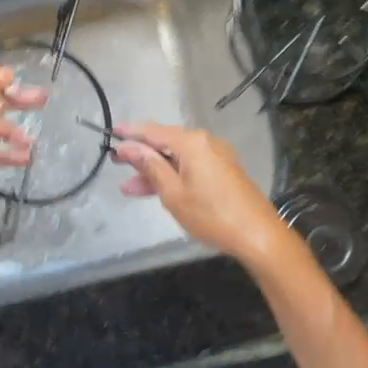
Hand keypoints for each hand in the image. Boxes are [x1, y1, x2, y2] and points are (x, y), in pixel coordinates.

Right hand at [109, 123, 286, 259]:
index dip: (130, 133)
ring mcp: (216, 157)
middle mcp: (205, 143)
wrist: (257, 235)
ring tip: (129, 187)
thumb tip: (129, 147)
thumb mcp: (173, 193)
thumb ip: (150, 167)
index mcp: (192, 143)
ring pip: (176, 158)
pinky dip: (171, 176)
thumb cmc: (210, 215)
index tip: (111, 133)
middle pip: (166, 143)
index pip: (153, 131)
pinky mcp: (222, 172)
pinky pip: (189, 167)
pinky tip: (155, 190)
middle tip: (116, 162)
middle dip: (140, 154)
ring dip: (154, 170)